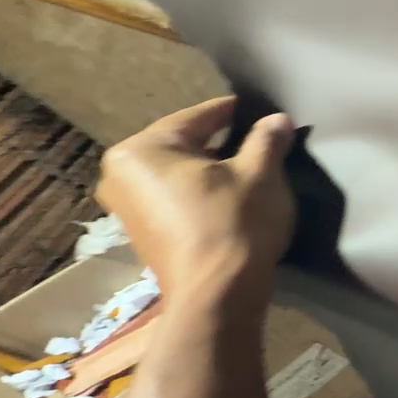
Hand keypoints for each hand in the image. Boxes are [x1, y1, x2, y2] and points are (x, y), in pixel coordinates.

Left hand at [96, 96, 296, 299]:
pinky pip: (171, 195)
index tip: (258, 108)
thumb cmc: (235, 221)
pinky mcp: (138, 228)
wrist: (217, 288)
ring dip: (208, 168)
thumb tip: (277, 118)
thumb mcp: (261, 174)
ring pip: (175, 172)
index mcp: (142, 149)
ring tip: (244, 168)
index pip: (196, 118)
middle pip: (181, 145)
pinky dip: (197, 190)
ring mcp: (123, 203)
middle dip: (218, 141)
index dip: (232, 112)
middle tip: (255, 139)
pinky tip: (225, 196)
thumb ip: (267, 140)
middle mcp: (120, 171)